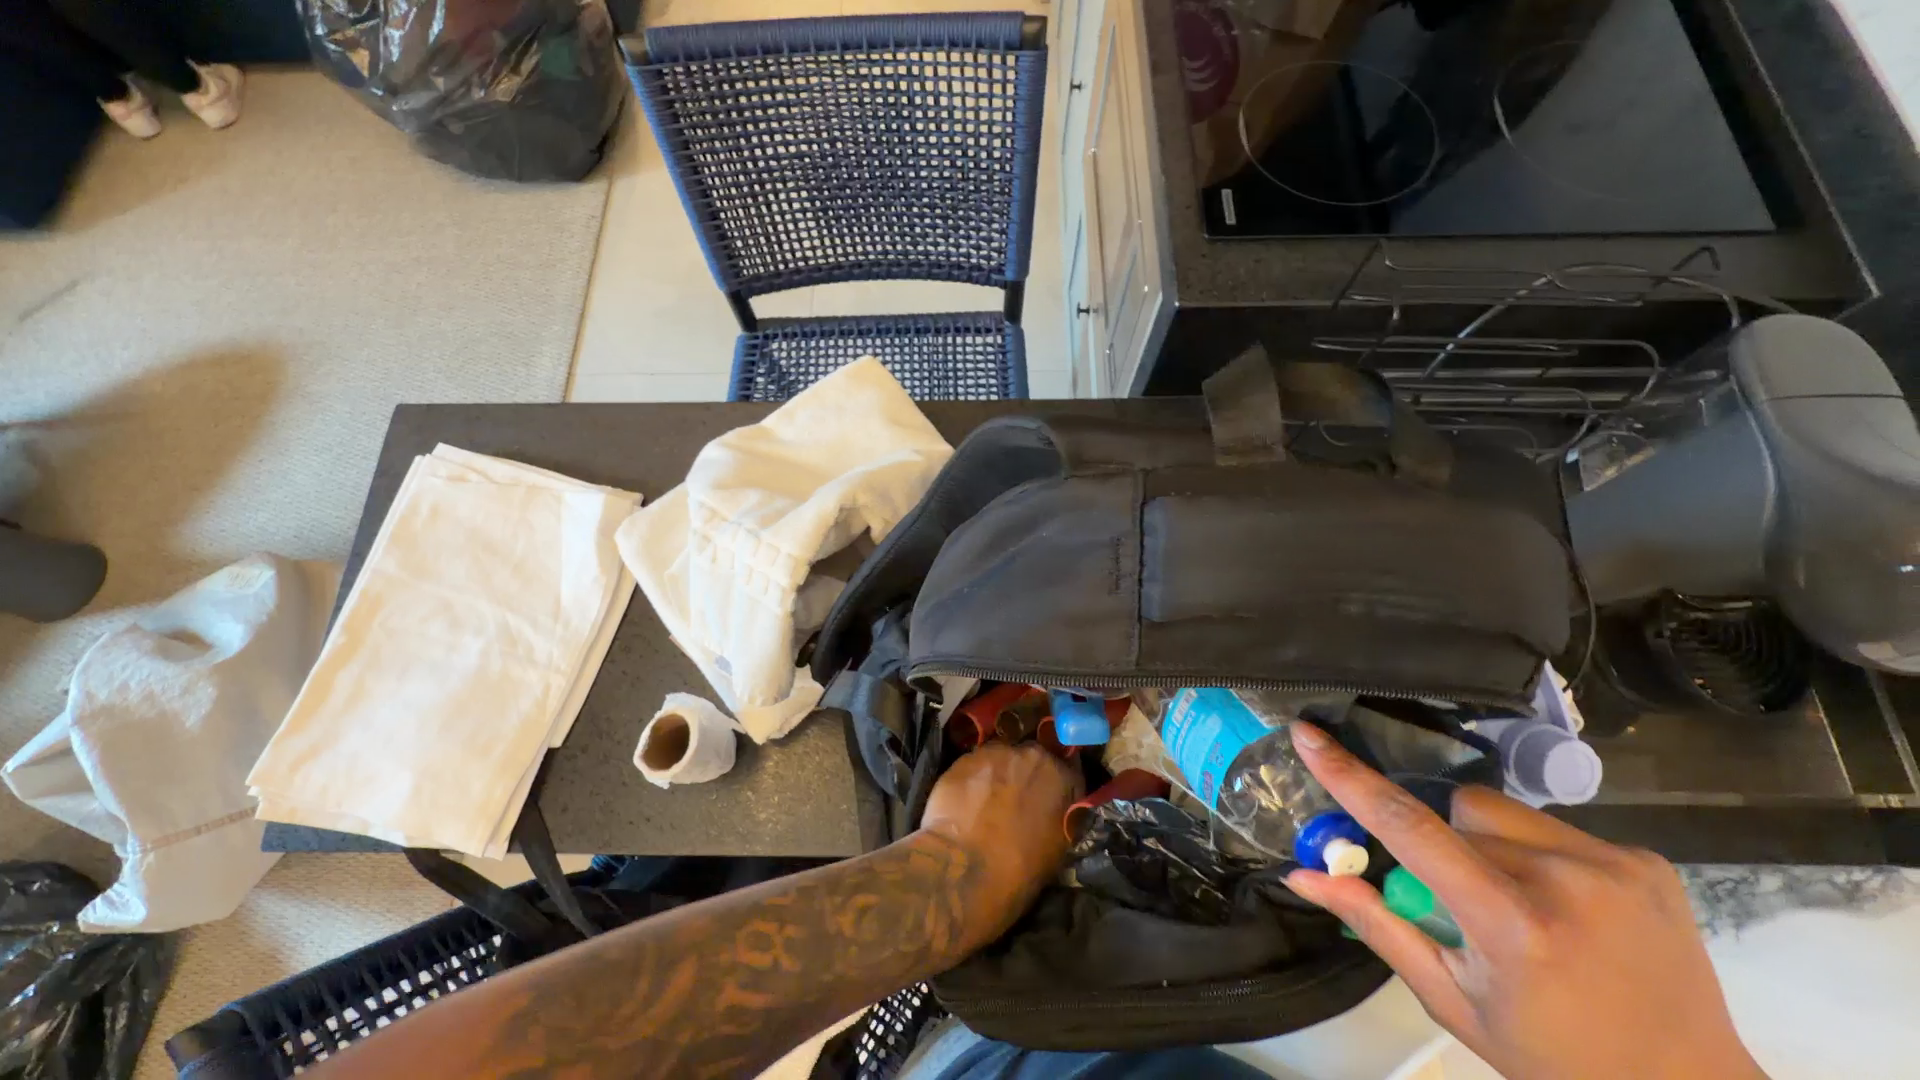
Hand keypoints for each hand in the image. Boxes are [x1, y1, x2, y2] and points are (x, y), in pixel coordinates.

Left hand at [920, 741, 1081, 952]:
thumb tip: (1053, 809)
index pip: (1067, 767)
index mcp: (1064, 777)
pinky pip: (973, 765)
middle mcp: (1034, 755)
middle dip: (1024, 773)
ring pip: (1000, 757)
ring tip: (986, 800)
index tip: (1046, 793)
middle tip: (1014, 798)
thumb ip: (1063, 814)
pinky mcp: (965, 759)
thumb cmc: (1022, 868)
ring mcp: (997, 753)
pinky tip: (965, 802)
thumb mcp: (1060, 845)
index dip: (1054, 781)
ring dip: (997, 773)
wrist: (969, 868)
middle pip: (1031, 757)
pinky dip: (971, 779)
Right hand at [1284, 722, 1763, 1079]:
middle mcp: (1567, 878)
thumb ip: (1376, 925)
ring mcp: (1616, 863)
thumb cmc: (1550, 1056)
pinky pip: (1556, 827)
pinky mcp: (1647, 860)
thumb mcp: (1451, 999)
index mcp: (1511, 923)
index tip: (1307, 733)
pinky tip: (1566, 908)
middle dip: (1441, 840)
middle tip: (1457, 898)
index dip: (1349, 777)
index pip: (1410, 828)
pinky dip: (1538, 854)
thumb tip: (1303, 874)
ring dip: (1487, 842)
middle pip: (1459, 810)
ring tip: (1516, 903)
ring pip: (1504, 812)